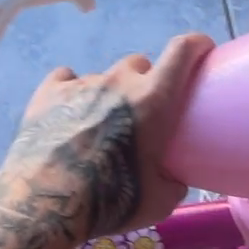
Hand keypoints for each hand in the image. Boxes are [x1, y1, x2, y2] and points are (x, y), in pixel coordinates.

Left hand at [2, 32, 213, 241]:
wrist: (46, 203)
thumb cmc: (110, 201)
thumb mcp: (158, 202)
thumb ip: (172, 183)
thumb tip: (173, 182)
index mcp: (153, 100)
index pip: (181, 52)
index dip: (196, 44)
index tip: (202, 48)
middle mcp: (118, 82)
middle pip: (139, 65)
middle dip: (145, 81)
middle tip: (142, 111)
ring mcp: (80, 83)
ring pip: (103, 77)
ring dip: (108, 94)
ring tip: (100, 124)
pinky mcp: (48, 92)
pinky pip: (66, 80)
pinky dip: (73, 93)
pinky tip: (69, 114)